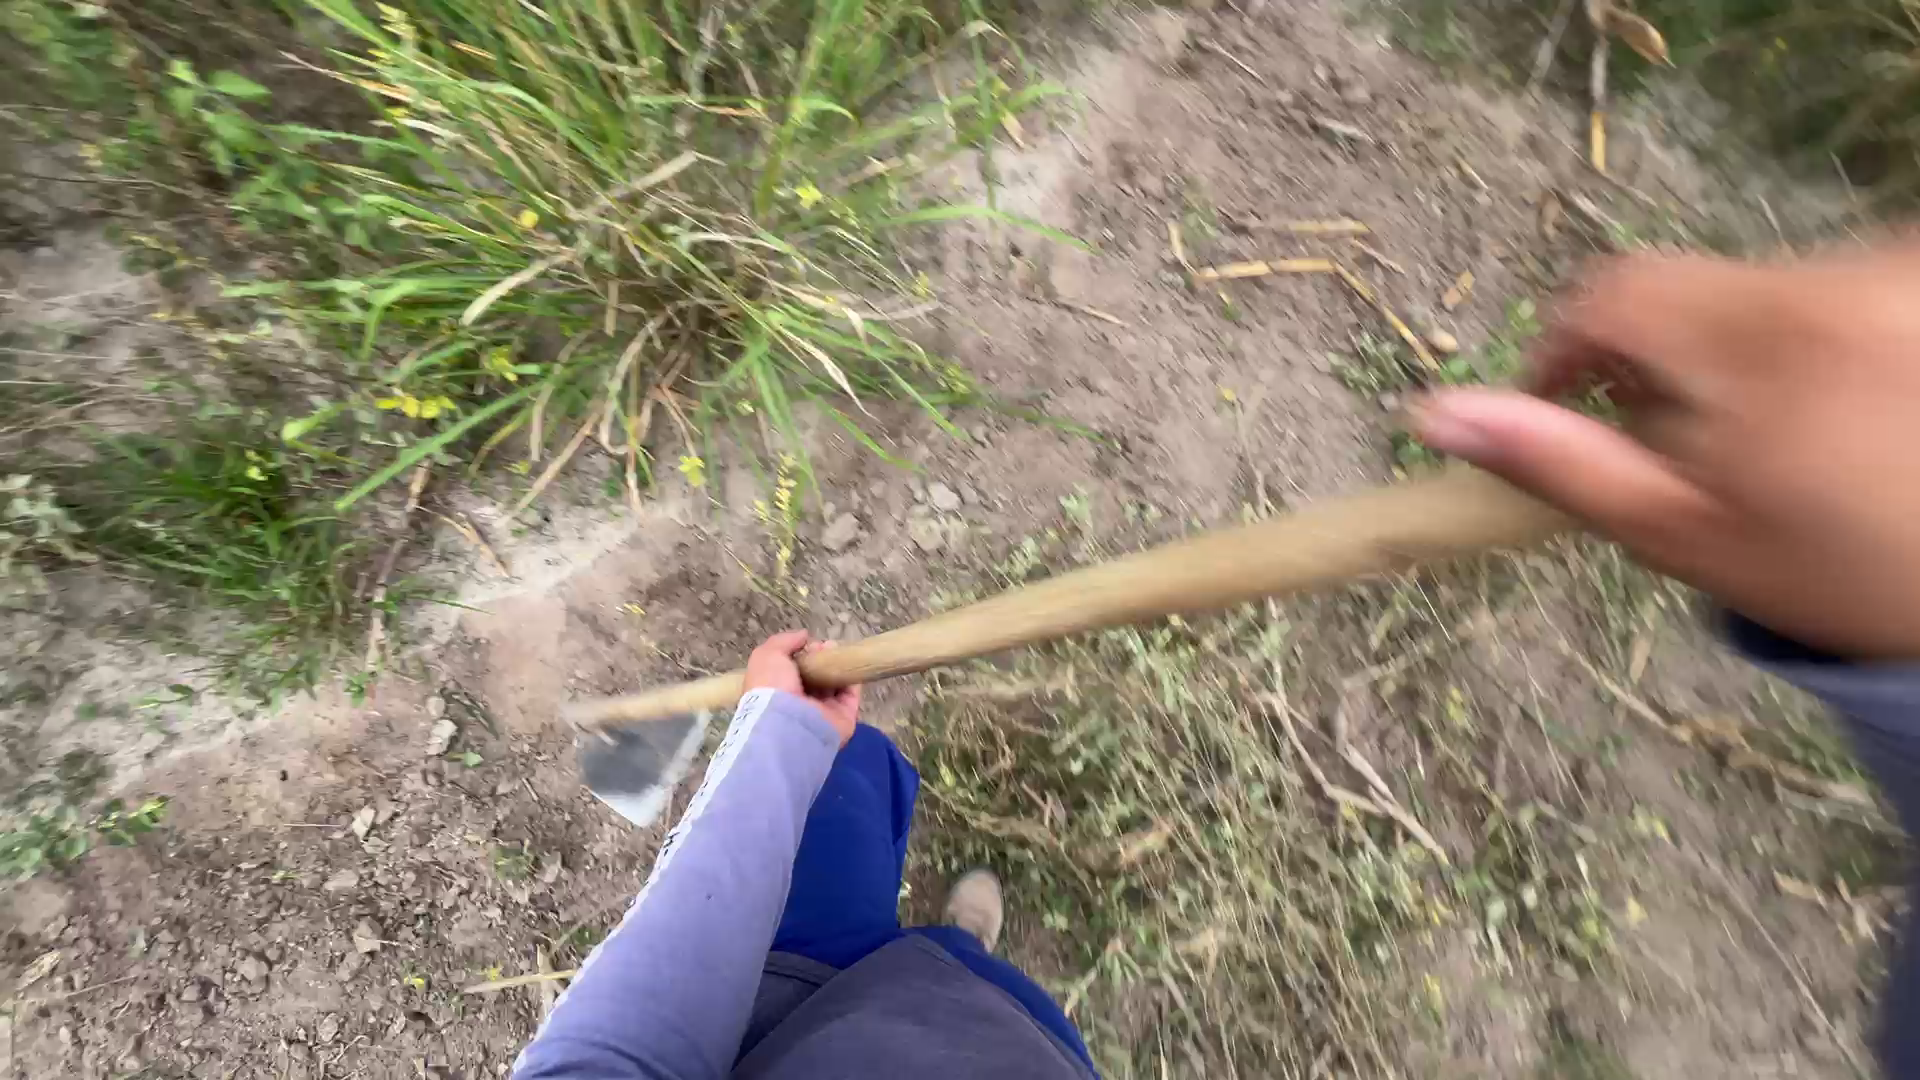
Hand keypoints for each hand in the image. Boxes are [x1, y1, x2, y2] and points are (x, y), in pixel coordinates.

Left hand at [743, 630, 861, 743]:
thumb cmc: (772, 688)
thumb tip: (804, 636)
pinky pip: (851, 695)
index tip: (810, 644)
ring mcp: (823, 712)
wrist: (787, 723)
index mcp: (778, 693)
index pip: (793, 672)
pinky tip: (852, 664)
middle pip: (815, 677)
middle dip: (822, 658)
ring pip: (834, 684)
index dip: (803, 655)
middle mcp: (799, 704)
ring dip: (838, 666)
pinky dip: (854, 679)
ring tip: (839, 651)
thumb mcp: (767, 656)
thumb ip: (784, 642)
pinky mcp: (843, 717)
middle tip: (827, 646)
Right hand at [1412, 245, 1919, 659]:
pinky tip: (1814, 407)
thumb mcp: (1667, 527)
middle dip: (1641, 358)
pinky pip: (1817, 290)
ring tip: (1746, 433)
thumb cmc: (1825, 568)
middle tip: (1662, 441)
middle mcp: (1851, 280)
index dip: (1560, 346)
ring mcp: (1907, 278)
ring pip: (1741, 289)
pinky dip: (1779, 342)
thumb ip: (1550, 459)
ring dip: (1709, 351)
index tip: (1560, 406)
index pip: (1610, 293)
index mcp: (1768, 341)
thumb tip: (1431, 413)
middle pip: (1676, 291)